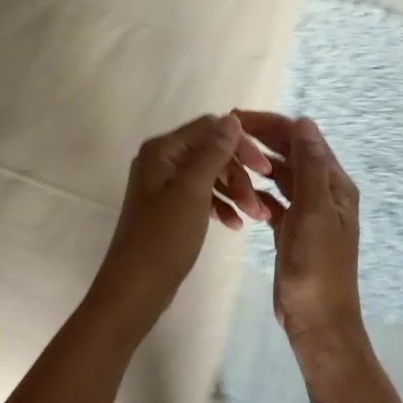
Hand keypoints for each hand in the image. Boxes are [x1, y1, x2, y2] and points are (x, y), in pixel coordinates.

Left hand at [87, 114, 273, 327]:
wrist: (136, 285)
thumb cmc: (164, 236)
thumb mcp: (193, 191)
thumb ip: (212, 153)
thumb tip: (231, 118)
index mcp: (162, 150)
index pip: (209, 128)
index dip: (240, 144)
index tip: (266, 170)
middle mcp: (160, 160)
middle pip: (210, 151)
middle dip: (239, 173)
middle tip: (261, 202)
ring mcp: (164, 185)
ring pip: (209, 175)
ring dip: (235, 191)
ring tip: (256, 217)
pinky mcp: (169, 208)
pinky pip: (201, 196)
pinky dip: (221, 206)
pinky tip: (235, 225)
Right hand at [239, 112, 365, 351]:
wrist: (316, 322)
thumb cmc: (317, 267)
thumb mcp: (312, 213)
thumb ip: (308, 167)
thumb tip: (304, 121)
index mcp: (334, 185)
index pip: (301, 139)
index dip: (271, 124)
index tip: (236, 119)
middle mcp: (323, 192)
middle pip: (289, 154)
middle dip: (260, 142)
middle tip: (223, 137)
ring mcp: (307, 211)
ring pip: (278, 176)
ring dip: (256, 167)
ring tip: (226, 160)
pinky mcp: (290, 229)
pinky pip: (271, 199)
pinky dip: (256, 193)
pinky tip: (237, 192)